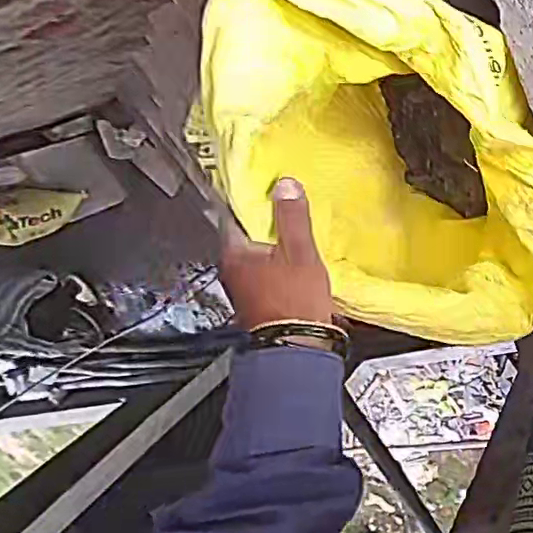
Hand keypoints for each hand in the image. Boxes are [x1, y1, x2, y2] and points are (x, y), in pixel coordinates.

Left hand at [220, 178, 334, 330]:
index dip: (252, 200)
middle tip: (287, 211)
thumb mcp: (300, 252)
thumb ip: (292, 217)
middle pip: (246, 235)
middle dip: (265, 223)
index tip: (268, 190)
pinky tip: (295, 261)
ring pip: (256, 254)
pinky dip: (277, 262)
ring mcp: (244, 287)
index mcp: (235, 253)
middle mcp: (233, 269)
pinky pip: (266, 271)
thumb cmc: (295, 301)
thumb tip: (286, 185)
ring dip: (272, 244)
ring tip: (294, 235)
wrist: (299, 347)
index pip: (235, 214)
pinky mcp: (259, 301)